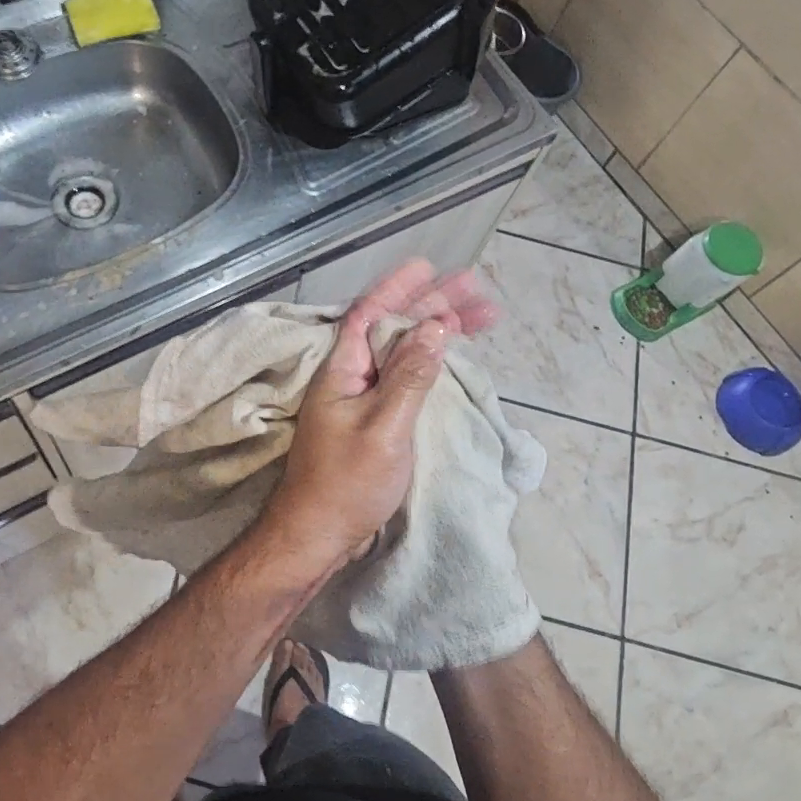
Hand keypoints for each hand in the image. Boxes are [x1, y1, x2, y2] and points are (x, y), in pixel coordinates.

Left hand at [265, 260, 499, 563]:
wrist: (319, 534)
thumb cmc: (347, 482)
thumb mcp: (384, 427)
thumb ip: (410, 377)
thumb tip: (435, 328)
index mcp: (342, 370)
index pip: (370, 313)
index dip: (399, 287)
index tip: (430, 267)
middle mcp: (350, 377)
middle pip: (393, 329)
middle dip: (434, 307)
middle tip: (478, 291)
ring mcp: (360, 400)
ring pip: (402, 353)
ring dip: (438, 334)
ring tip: (481, 318)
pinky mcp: (372, 422)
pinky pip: (404, 379)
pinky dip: (430, 365)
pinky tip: (450, 357)